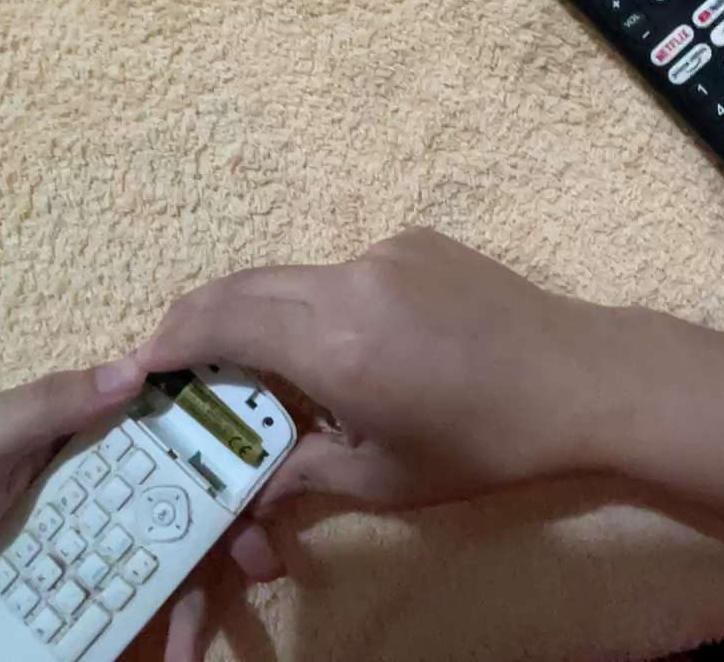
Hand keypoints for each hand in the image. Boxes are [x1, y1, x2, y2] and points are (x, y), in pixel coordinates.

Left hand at [0, 355, 283, 653]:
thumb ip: (46, 406)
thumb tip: (139, 367)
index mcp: (86, 433)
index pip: (171, 426)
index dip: (222, 443)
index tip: (262, 474)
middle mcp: (100, 482)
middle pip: (183, 498)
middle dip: (230, 529)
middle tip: (262, 565)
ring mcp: (87, 541)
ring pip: (165, 556)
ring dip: (195, 594)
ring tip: (195, 643)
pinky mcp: (72, 592)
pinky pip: (129, 603)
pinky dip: (155, 626)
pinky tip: (167, 652)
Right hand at [136, 227, 643, 513]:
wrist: (577, 375)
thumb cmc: (483, 441)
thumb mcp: (386, 477)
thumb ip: (301, 473)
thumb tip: (250, 484)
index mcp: (336, 344)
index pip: (225, 322)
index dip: (174, 337)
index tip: (146, 361)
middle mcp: (351, 282)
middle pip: (248, 284)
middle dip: (202, 315)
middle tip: (183, 353)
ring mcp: (388, 251)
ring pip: (299, 276)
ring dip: (271, 310)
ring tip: (277, 359)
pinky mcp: (418, 239)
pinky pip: (351, 268)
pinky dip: (329, 300)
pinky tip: (365, 339)